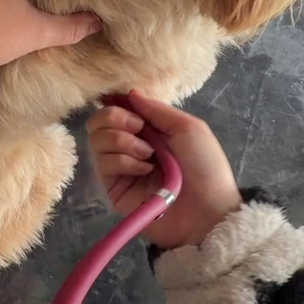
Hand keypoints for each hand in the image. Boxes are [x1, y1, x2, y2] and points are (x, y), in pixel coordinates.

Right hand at [85, 89, 241, 248]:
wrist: (207, 211)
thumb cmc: (205, 166)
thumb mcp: (188, 128)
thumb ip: (156, 109)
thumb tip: (129, 93)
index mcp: (147, 130)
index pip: (117, 109)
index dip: (116, 102)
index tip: (123, 102)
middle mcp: (128, 146)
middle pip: (97, 122)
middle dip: (115, 118)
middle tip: (138, 129)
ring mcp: (119, 167)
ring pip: (96, 140)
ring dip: (122, 140)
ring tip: (147, 154)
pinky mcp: (113, 188)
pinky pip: (104, 163)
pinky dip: (124, 161)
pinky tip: (144, 170)